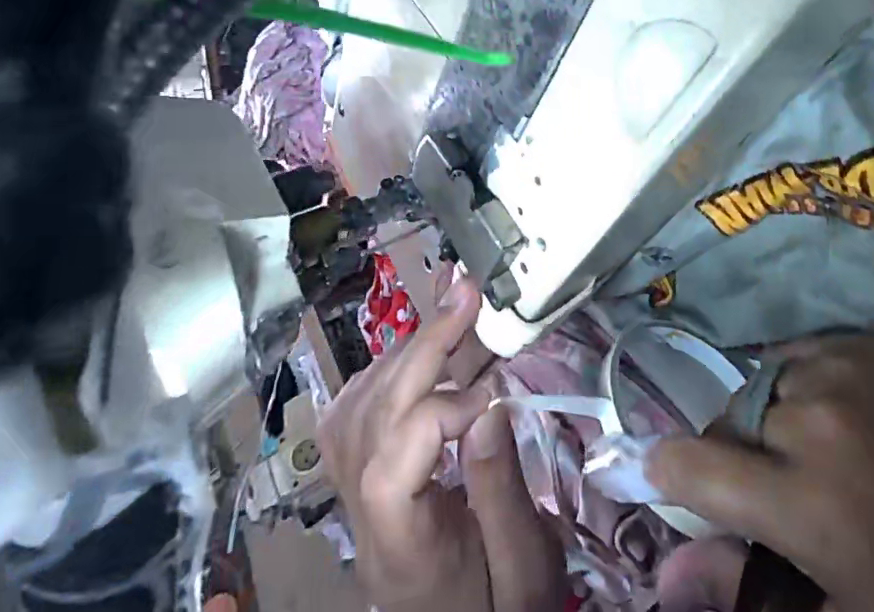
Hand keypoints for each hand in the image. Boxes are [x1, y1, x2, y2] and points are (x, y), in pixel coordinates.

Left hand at [317, 278, 563, 611]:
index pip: (388, 467)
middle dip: (422, 347)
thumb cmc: (498, 601)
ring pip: (354, 408)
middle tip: (467, 293)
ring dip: (404, 351)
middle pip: (370, 419)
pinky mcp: (359, 478)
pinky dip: (383, 372)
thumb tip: (489, 404)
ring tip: (451, 313)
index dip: (438, 414)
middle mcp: (362, 516)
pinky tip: (416, 354)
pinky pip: (350, 414)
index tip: (496, 396)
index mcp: (401, 548)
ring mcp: (352, 496)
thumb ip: (502, 490)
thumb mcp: (523, 567)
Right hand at [645, 334, 873, 611]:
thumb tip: (666, 576)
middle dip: (735, 460)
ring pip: (760, 386)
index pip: (691, 464)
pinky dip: (800, 386)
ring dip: (769, 420)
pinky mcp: (871, 343)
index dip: (667, 475)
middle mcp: (815, 417)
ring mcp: (845, 368)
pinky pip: (799, 356)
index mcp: (808, 501)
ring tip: (820, 455)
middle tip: (781, 496)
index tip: (667, 484)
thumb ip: (749, 591)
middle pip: (726, 423)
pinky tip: (842, 418)